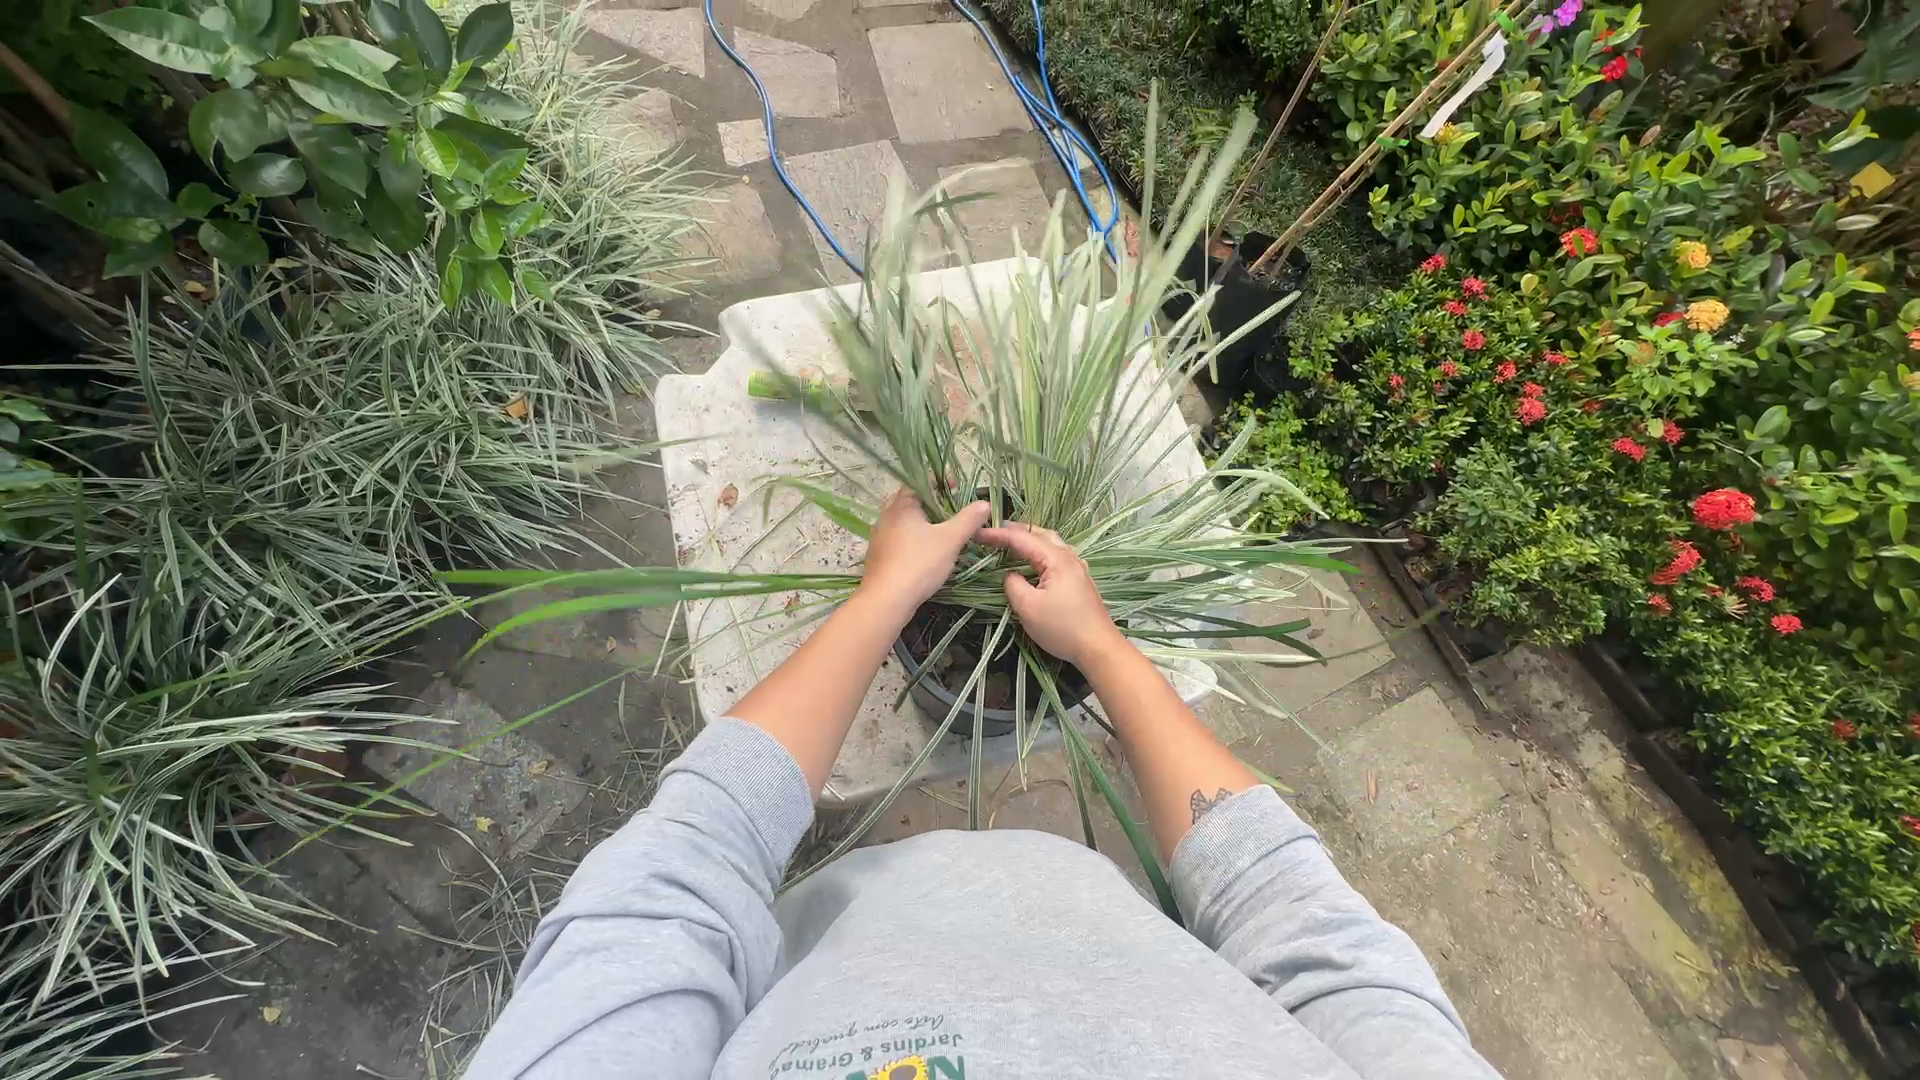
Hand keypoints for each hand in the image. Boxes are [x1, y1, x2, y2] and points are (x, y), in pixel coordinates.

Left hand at [857, 489, 990, 616]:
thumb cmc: (920, 563)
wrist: (887, 599)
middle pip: (910, 500)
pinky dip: (912, 539)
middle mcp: (887, 515)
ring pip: (903, 521)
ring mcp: (879, 536)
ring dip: (921, 522)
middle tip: (950, 510)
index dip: (939, 481)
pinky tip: (924, 553)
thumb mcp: (950, 539)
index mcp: (902, 505)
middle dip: (930, 502)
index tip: (957, 488)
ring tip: (940, 532)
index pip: (920, 482)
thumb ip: (968, 520)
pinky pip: (897, 538)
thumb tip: (985, 503)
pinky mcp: (878, 555)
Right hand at [978, 522, 1125, 666]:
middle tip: (994, 531)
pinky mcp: (1081, 581)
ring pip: (1051, 544)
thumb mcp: (1027, 607)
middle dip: (1016, 530)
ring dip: (1030, 539)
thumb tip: (1010, 575)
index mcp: (1056, 559)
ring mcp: (1078, 568)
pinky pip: (1058, 556)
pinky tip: (1036, 561)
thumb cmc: (1062, 628)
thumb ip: (1013, 584)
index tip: (977, 534)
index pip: (1022, 539)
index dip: (998, 534)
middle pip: (1040, 534)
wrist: (1099, 648)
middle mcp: (1069, 557)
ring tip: (1012, 542)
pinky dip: (1041, 552)